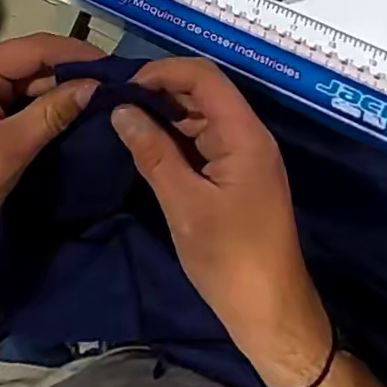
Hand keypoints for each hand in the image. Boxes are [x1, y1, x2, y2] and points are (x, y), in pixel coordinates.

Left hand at [0, 33, 103, 263]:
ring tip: (102, 93)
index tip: (112, 64)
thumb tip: (93, 86)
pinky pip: (19, 97)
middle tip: (113, 81)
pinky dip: (45, 103)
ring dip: (60, 87)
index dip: (74, 53)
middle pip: (31, 60)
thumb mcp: (10, 149)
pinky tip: (73, 109)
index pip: (33, 48)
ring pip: (28, 79)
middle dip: (70, 69)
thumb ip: (52, 112)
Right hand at [110, 57, 332, 386]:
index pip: (204, 77)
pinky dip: (173, 136)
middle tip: (116, 102)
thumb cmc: (231, 260)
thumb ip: (153, 152)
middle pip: (203, 91)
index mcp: (244, 134)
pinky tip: (144, 143)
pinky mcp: (235, 173)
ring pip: (200, 115)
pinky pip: (202, 140)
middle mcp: (247, 135)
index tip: (125, 86)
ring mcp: (242, 154)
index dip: (164, 72)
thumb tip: (121, 110)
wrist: (271, 314)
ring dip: (163, 114)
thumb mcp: (184, 205)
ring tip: (122, 119)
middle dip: (159, 90)